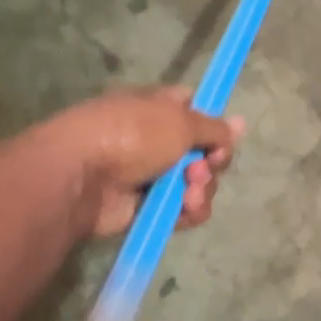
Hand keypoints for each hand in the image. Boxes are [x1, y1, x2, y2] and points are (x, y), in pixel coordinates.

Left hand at [37, 86, 243, 237]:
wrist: (79, 177)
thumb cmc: (131, 135)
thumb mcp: (180, 121)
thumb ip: (214, 128)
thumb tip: (240, 123)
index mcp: (156, 109)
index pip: (193, 111)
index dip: (213, 125)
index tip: (223, 138)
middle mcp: (153, 140)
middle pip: (201, 153)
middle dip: (210, 164)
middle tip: (200, 170)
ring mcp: (148, 175)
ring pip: (195, 184)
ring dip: (201, 190)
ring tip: (190, 193)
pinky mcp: (146, 208)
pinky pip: (180, 210)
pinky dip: (188, 211)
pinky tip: (185, 210)